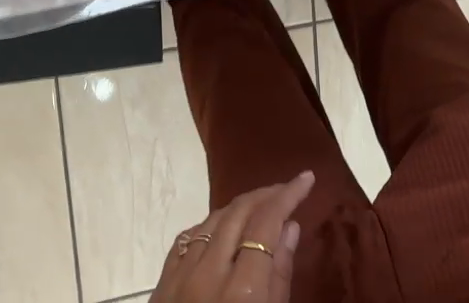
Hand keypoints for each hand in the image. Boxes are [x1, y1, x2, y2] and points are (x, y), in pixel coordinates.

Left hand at [149, 171, 313, 302]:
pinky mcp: (161, 285)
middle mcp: (208, 274)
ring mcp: (180, 277)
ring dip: (239, 207)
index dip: (288, 195)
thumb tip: (290, 227)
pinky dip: (211, 226)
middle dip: (265, 194)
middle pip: (238, 213)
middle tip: (288, 189)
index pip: (267, 224)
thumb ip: (280, 276)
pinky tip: (223, 229)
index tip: (306, 178)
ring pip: (212, 220)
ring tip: (261, 205)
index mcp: (242, 291)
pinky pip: (189, 239)